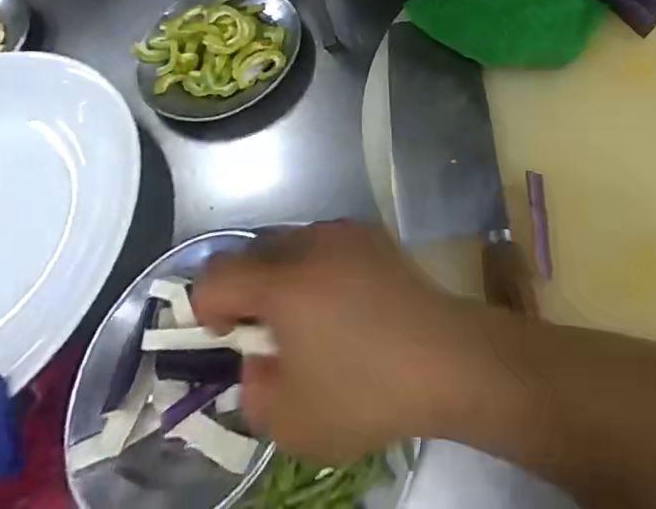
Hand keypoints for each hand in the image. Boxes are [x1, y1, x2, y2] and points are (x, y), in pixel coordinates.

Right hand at [192, 222, 493, 462]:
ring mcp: (348, 233)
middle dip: (246, 288)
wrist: (447, 358)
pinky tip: (344, 300)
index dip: (208, 308)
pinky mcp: (376, 236)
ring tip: (309, 314)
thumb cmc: (367, 392)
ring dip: (284, 273)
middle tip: (267, 330)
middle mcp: (312, 244)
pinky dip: (319, 264)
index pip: (217, 276)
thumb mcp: (290, 421)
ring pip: (292, 241)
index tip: (230, 338)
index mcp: (283, 283)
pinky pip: (328, 241)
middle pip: (253, 251)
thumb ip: (253, 389)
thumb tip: (259, 358)